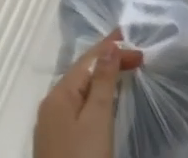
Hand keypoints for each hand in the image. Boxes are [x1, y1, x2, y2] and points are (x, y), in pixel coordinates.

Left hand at [34, 29, 144, 157]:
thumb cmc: (83, 157)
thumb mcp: (97, 119)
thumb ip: (103, 82)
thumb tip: (108, 47)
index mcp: (59, 94)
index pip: (87, 60)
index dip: (111, 48)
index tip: (136, 41)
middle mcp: (51, 104)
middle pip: (81, 72)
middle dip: (107, 60)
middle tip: (136, 56)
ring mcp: (52, 124)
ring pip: (78, 89)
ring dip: (100, 77)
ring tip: (122, 69)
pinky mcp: (57, 141)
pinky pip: (76, 106)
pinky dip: (93, 95)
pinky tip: (103, 99)